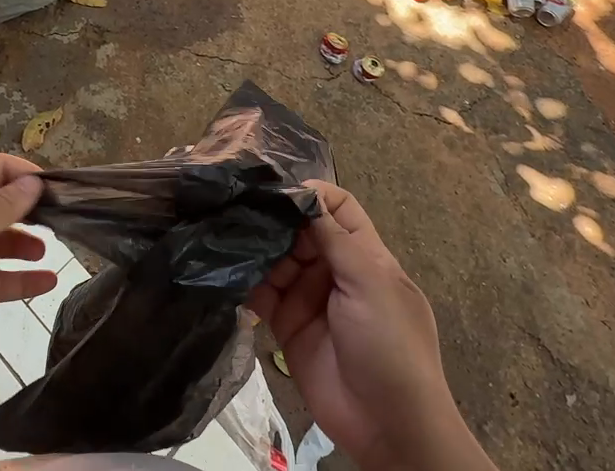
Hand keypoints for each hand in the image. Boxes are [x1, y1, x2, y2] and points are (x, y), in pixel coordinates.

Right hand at [249, 182, 494, 470]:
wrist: (389, 425)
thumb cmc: (391, 345)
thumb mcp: (370, 284)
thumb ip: (333, 238)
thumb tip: (304, 193)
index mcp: (364, 255)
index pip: (337, 208)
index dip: (311, 195)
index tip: (278, 190)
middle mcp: (333, 270)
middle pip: (299, 230)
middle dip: (274, 219)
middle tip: (238, 208)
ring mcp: (309, 298)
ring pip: (276, 258)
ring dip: (255, 247)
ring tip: (225, 235)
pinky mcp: (286, 325)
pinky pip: (260, 294)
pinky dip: (243, 281)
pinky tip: (223, 268)